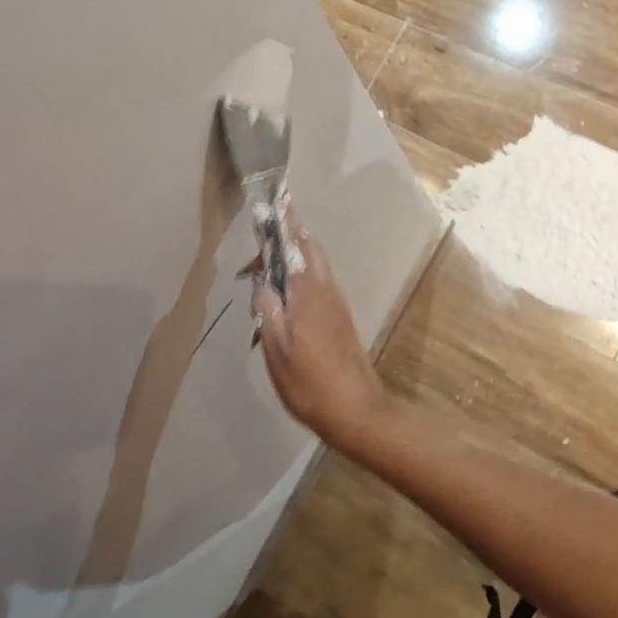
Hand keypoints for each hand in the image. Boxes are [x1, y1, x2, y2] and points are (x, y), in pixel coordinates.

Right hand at [251, 220, 393, 447]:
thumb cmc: (311, 383)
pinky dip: (300, 277)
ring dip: (294, 257)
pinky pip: (317, 284)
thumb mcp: (277, 349)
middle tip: (263, 238)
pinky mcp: (340, 320)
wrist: (357, 411)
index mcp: (309, 292)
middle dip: (288, 236)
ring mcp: (336, 305)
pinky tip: (284, 296)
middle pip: (309, 249)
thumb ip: (268, 311)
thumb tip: (261, 282)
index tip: (270, 206)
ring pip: (315, 266)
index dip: (280, 226)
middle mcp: (326, 290)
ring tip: (266, 265)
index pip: (294, 245)